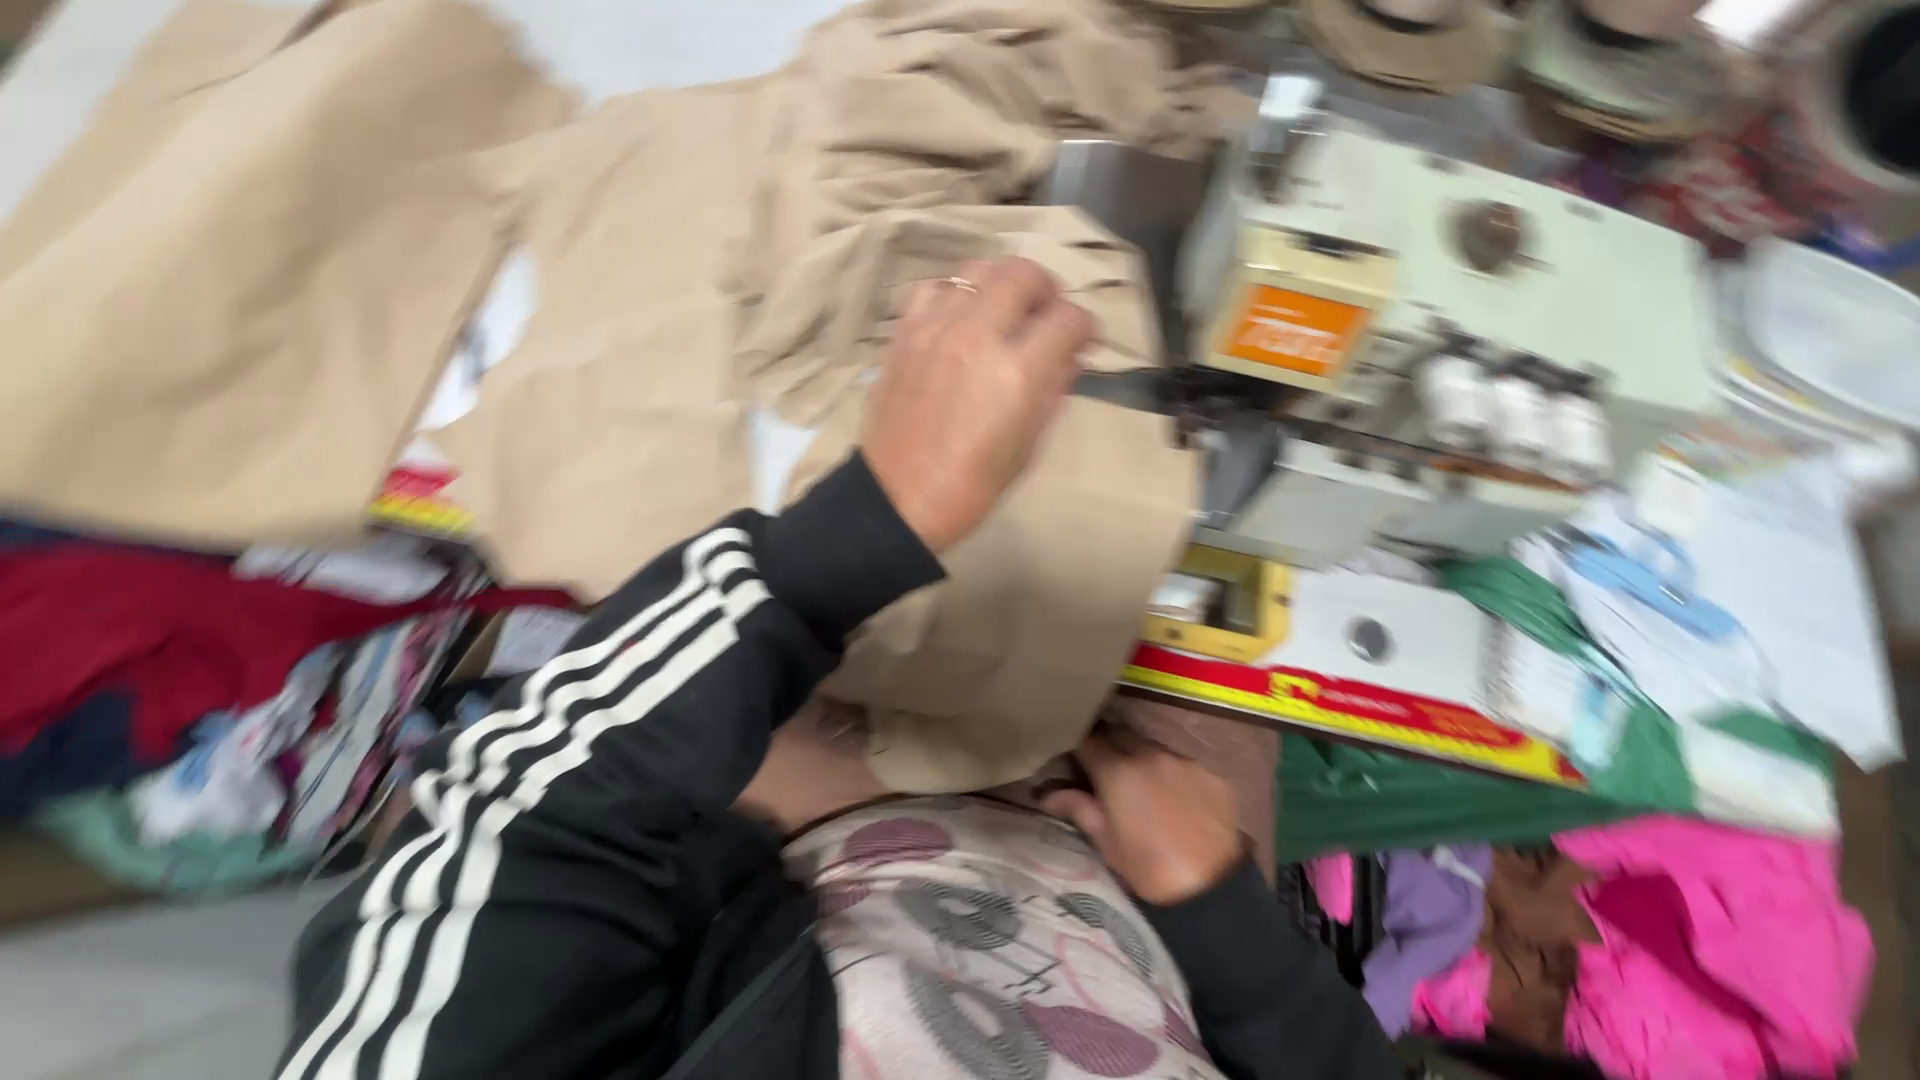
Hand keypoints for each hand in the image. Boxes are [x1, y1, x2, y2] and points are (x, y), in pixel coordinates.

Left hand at [861, 257, 1092, 553]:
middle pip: (1024, 274)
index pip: (1068, 318)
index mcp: (1017, 373)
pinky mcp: (904, 334)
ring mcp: (936, 330)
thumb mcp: (1029, 446)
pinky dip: (955, 296)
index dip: (1085, 327)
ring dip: (1002, 286)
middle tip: (1047, 317)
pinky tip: (960, 321)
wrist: (899, 499)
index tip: (1083, 342)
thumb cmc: (972, 485)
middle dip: (1048, 291)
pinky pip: (934, 288)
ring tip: (1004, 315)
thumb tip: (1071, 355)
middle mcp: (978, 337)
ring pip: (979, 271)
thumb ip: (1054, 391)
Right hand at [1040, 726, 1244, 905]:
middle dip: (1107, 745)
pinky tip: (1174, 798)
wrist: (1211, 891)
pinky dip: (1170, 773)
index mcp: (1117, 771)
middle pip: (1119, 733)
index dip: (1077, 746)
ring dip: (1139, 757)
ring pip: (1151, 746)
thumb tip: (1045, 795)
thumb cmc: (1149, 869)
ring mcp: (1183, 761)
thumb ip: (1077, 809)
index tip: (1072, 759)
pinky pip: (1181, 763)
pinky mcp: (1210, 773)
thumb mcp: (1106, 844)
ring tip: (1140, 785)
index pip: (1087, 740)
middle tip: (1103, 770)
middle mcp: (1150, 755)